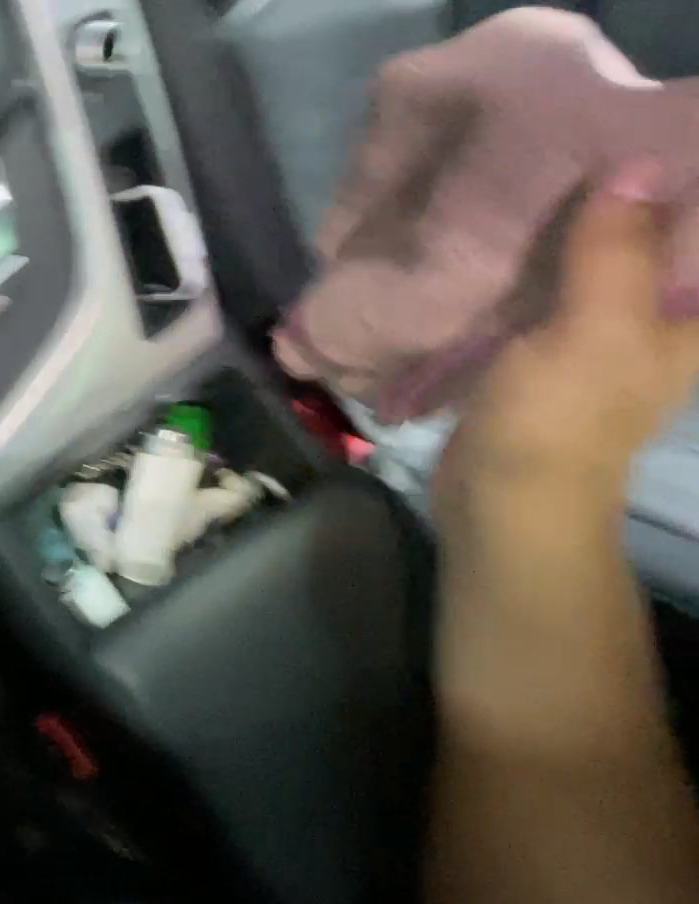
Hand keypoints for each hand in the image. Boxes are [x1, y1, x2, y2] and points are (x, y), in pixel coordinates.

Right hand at [437, 160, 698, 529]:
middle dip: (632, 195)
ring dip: (576, 229)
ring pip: (603, 261)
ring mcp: (603, 334)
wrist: (501, 495)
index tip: (656, 133)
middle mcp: (664, 315)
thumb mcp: (595, 329)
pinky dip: (537, 266)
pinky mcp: (548, 350)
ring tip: (546, 181)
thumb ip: (613, 252)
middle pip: (661, 237)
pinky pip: (554, 291)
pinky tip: (511, 244)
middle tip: (586, 145)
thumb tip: (632, 167)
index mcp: (697, 310)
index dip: (690, 180)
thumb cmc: (561, 417)